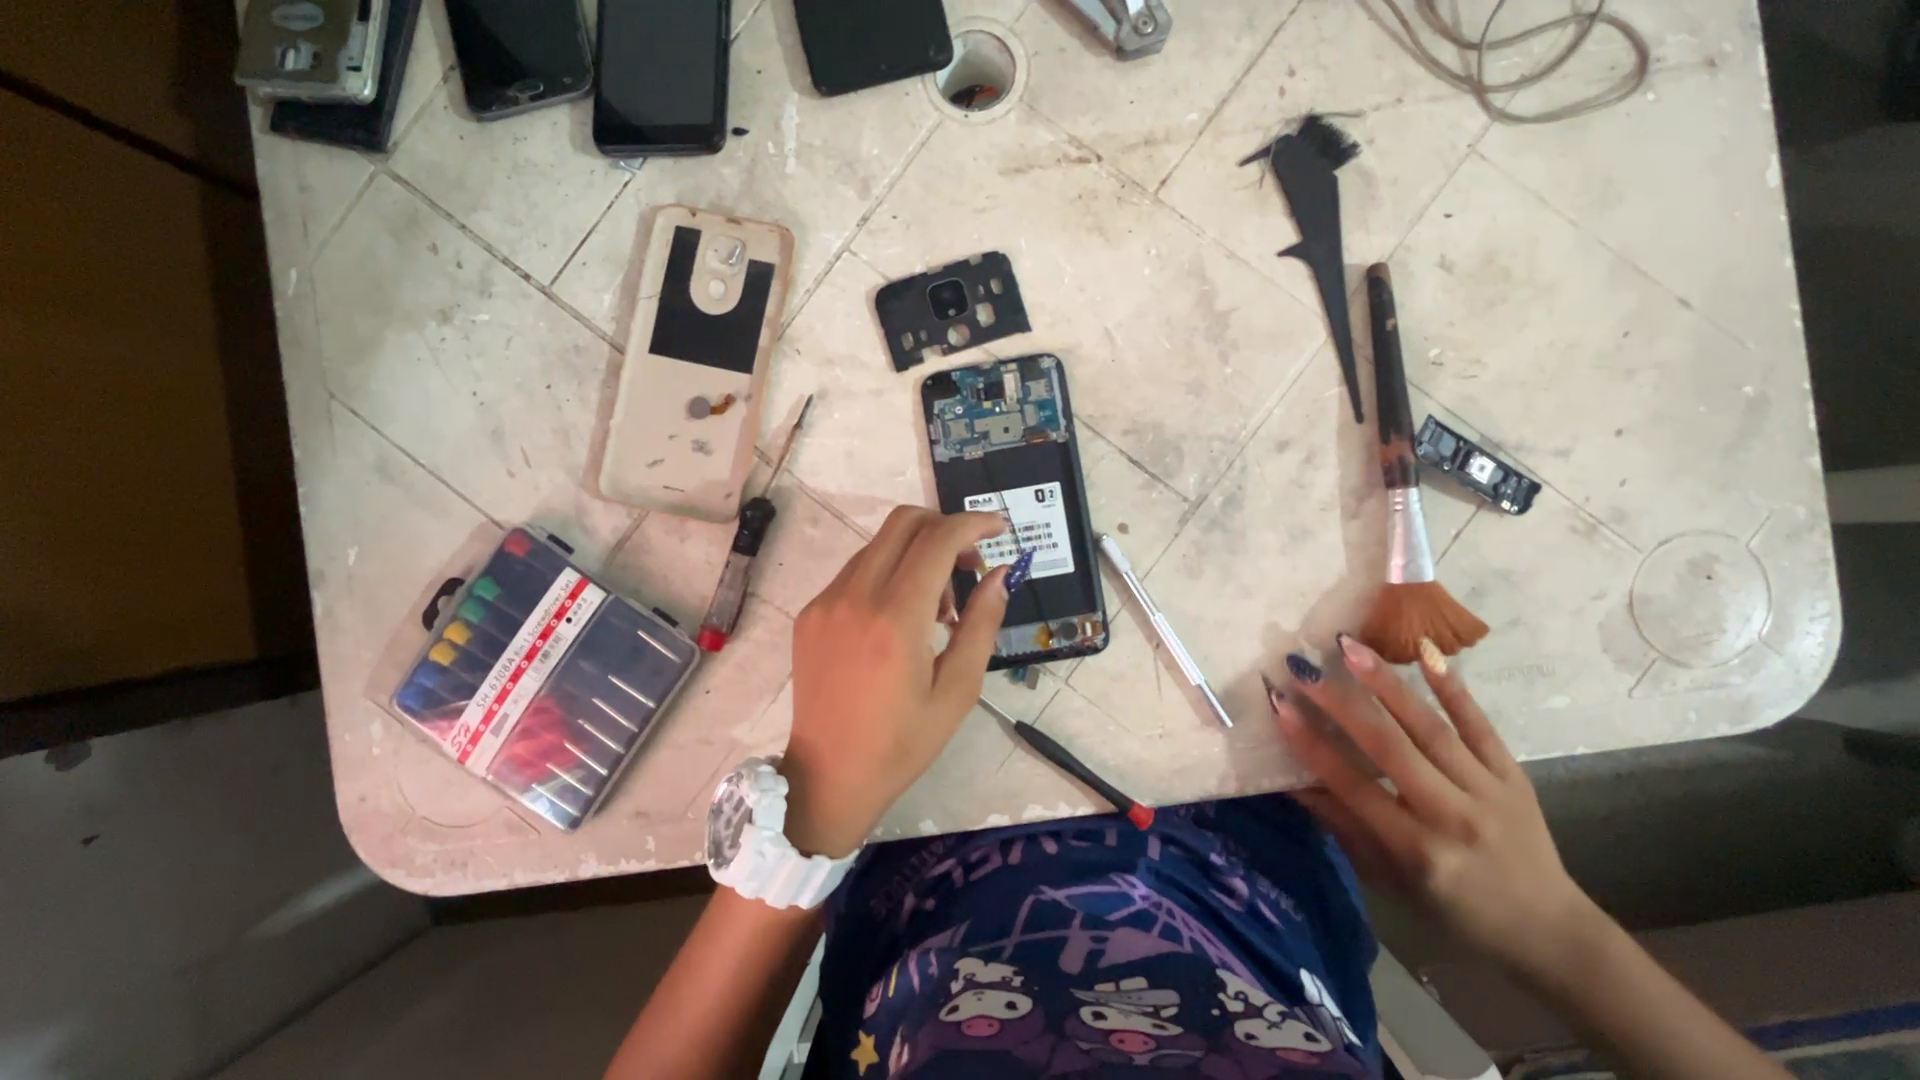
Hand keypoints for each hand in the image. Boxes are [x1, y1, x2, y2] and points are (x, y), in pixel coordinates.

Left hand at [780, 507, 1010, 857]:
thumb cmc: (902, 743)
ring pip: (879, 544)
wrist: (828, 776)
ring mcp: (826, 602)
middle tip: (971, 565)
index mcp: (896, 619)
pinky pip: (856, 570)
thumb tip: (999, 574)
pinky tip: (902, 618)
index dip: (973, 523)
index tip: (999, 528)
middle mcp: (855, 597)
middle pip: (903, 523)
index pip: (937, 539)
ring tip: (939, 607)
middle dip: (946, 528)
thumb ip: (981, 624)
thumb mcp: (958, 691)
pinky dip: (889, 573)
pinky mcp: (810, 613)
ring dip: (917, 553)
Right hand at [1271, 636, 1600, 972]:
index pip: (1354, 787)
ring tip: (1351, 647)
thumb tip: (1295, 782)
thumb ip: (1345, 828)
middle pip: (1390, 748)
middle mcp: (1453, 815)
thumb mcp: (1391, 880)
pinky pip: (1479, 725)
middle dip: (1341, 703)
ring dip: (1387, 683)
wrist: (1548, 930)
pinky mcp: (1514, 774)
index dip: (1313, 745)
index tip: (1280, 705)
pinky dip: (1452, 688)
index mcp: (1417, 850)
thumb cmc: (1454, 913)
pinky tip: (1425, 653)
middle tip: (1304, 667)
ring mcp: (1488, 790)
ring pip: (1430, 728)